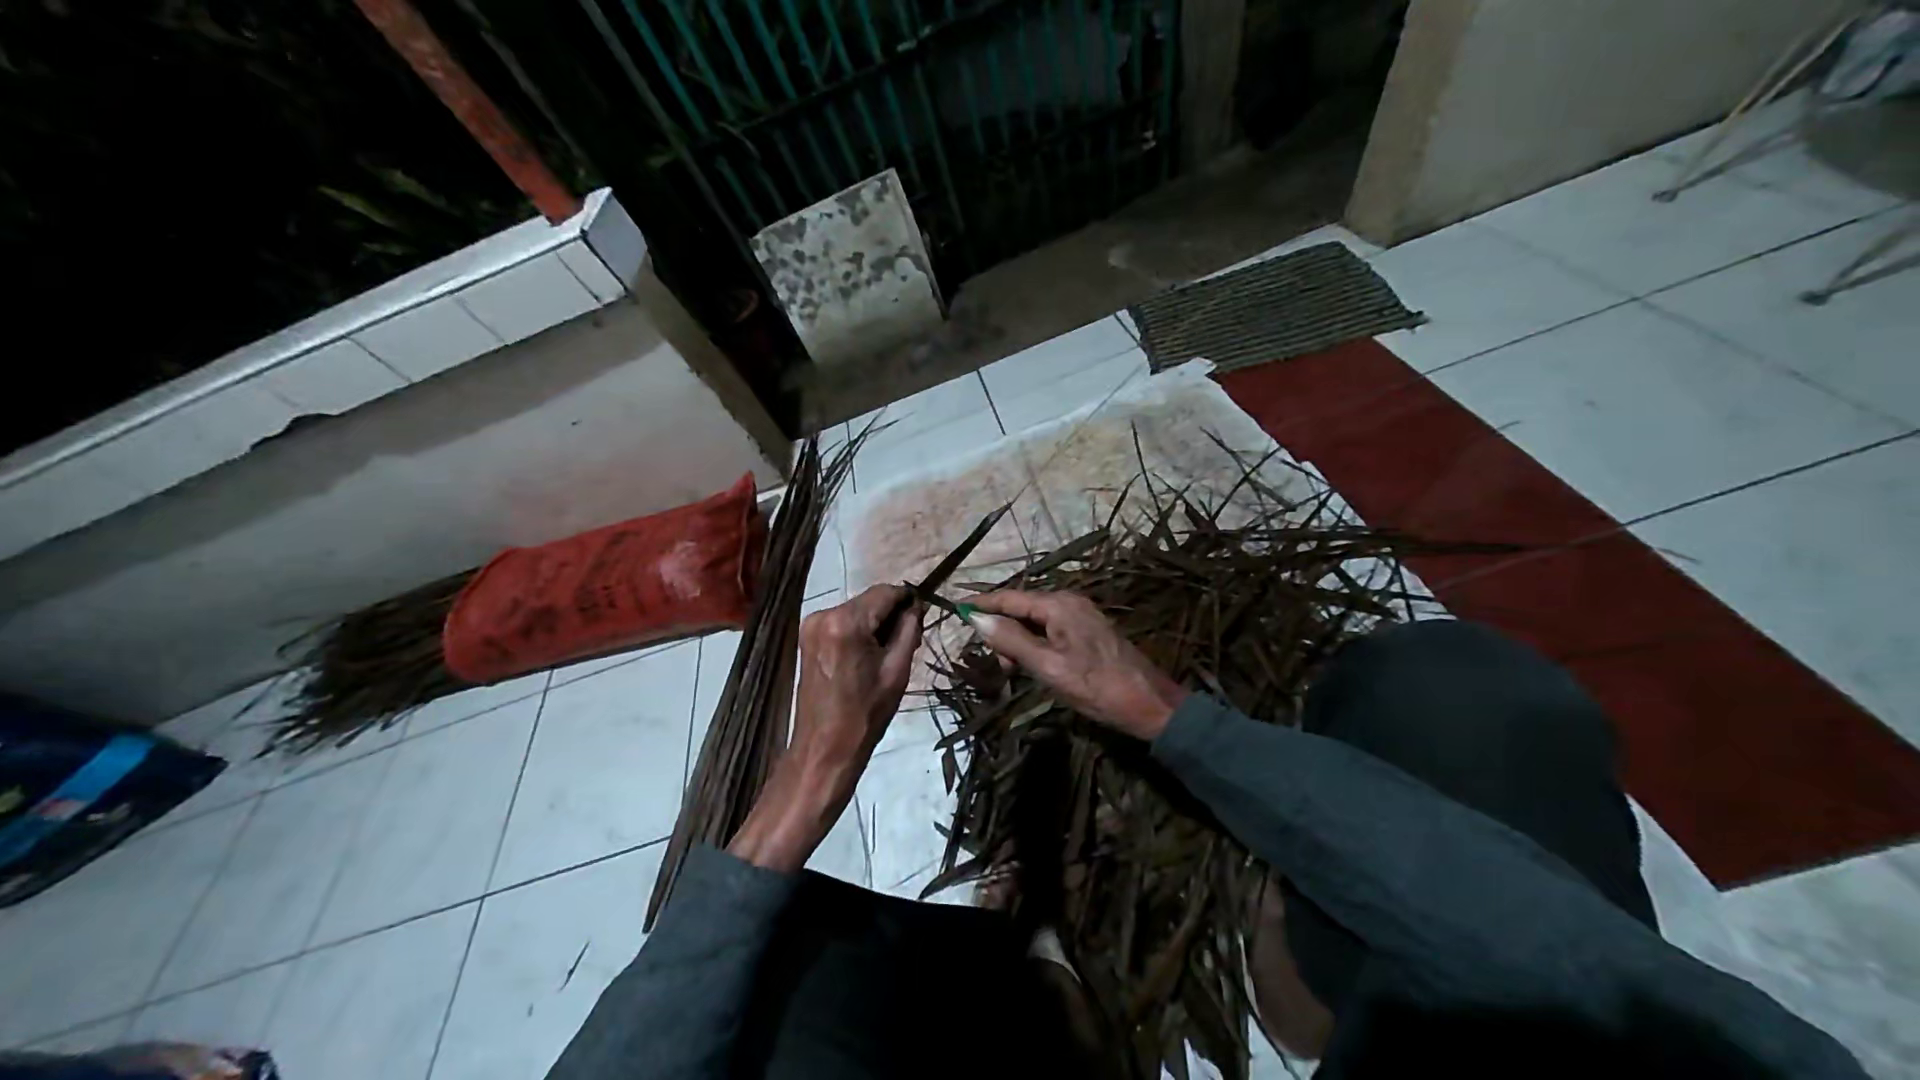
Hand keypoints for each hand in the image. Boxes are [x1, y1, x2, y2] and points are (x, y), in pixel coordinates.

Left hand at [727, 584, 921, 871]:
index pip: (885, 592)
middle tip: (909, 641)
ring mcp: (811, 625)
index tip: (923, 614)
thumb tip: (915, 606)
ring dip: (875, 623)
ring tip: (889, 653)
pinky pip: (842, 622)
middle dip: (891, 615)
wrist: (824, 747)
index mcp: (845, 622)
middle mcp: (823, 614)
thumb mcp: (897, 670)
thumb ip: (908, 630)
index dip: (907, 599)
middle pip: (869, 600)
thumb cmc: (865, 713)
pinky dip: (859, 631)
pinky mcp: (808, 637)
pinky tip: (868, 655)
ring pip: (856, 610)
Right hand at [966, 590, 1185, 739]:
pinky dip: (1035, 646)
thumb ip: (1011, 640)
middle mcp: (1069, 602)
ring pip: (1034, 622)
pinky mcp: (1088, 632)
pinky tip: (1033, 667)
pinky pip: (1050, 631)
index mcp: (1059, 605)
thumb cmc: (1096, 687)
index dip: (982, 604)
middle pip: (1021, 609)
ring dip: (1018, 643)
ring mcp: (1081, 616)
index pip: (1010, 597)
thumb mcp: (1047, 666)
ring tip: (1017, 673)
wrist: (1149, 704)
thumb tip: (976, 618)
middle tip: (1003, 668)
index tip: (956, 609)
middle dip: (1003, 633)